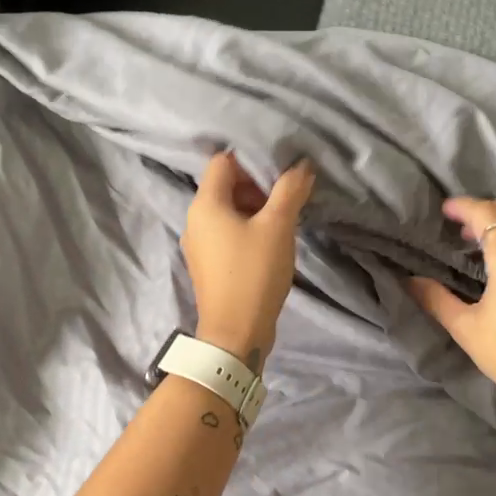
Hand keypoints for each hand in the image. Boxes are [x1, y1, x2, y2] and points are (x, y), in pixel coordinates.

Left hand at [182, 152, 315, 367]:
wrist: (235, 333)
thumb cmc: (254, 274)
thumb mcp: (278, 227)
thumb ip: (290, 191)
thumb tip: (301, 165)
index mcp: (204, 204)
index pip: (223, 162)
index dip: (252, 162)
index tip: (279, 177)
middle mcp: (194, 221)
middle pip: (224, 187)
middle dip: (256, 188)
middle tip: (285, 203)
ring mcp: (198, 247)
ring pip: (227, 214)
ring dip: (254, 213)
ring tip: (281, 226)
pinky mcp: (207, 268)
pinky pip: (226, 237)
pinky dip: (246, 234)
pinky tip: (268, 248)